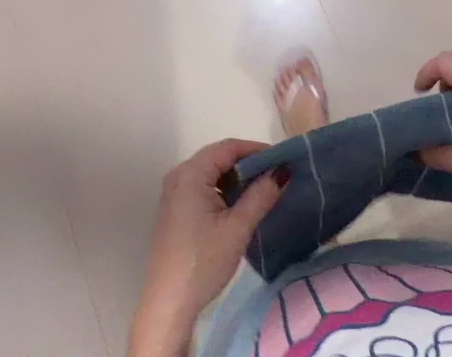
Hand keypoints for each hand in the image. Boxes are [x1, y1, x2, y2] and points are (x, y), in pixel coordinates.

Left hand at [129, 139, 287, 356]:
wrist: (169, 303)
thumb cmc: (203, 262)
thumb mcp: (238, 228)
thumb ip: (260, 195)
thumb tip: (282, 171)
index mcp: (190, 173)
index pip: (227, 147)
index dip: (256, 150)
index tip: (283, 160)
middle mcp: (178, 176)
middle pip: (218, 158)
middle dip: (248, 164)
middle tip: (277, 176)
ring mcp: (174, 193)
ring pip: (211, 174)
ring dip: (236, 180)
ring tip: (264, 191)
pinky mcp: (175, 210)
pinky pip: (203, 188)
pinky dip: (223, 192)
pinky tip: (241, 206)